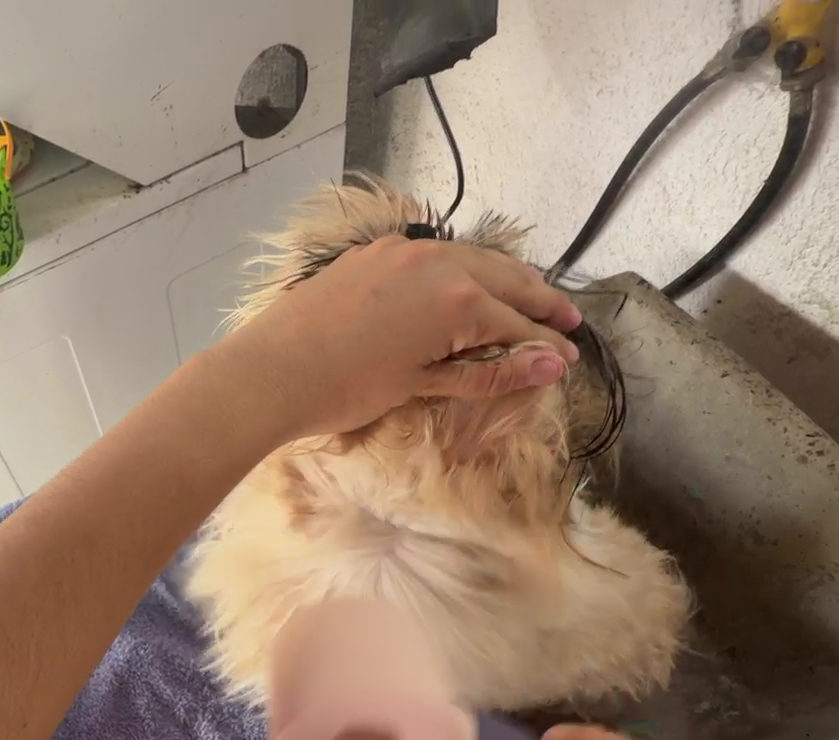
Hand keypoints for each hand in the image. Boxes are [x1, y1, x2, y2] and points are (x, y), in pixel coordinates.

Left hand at [198, 236, 583, 439]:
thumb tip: (550, 367)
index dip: (544, 345)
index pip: (516, 324)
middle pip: (504, 279)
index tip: (568, 359)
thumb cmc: (344, 389)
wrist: (270, 371)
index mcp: (456, 299)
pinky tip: (463, 279)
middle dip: (539, 301)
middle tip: (567, 321)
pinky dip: (460, 268)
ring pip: (469, 259)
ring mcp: (401, 251)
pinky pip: (432, 254)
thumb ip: (486, 372)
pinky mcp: (372, 252)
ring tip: (528, 296)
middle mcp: (437, 261)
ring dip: (503, 278)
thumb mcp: (420, 384)